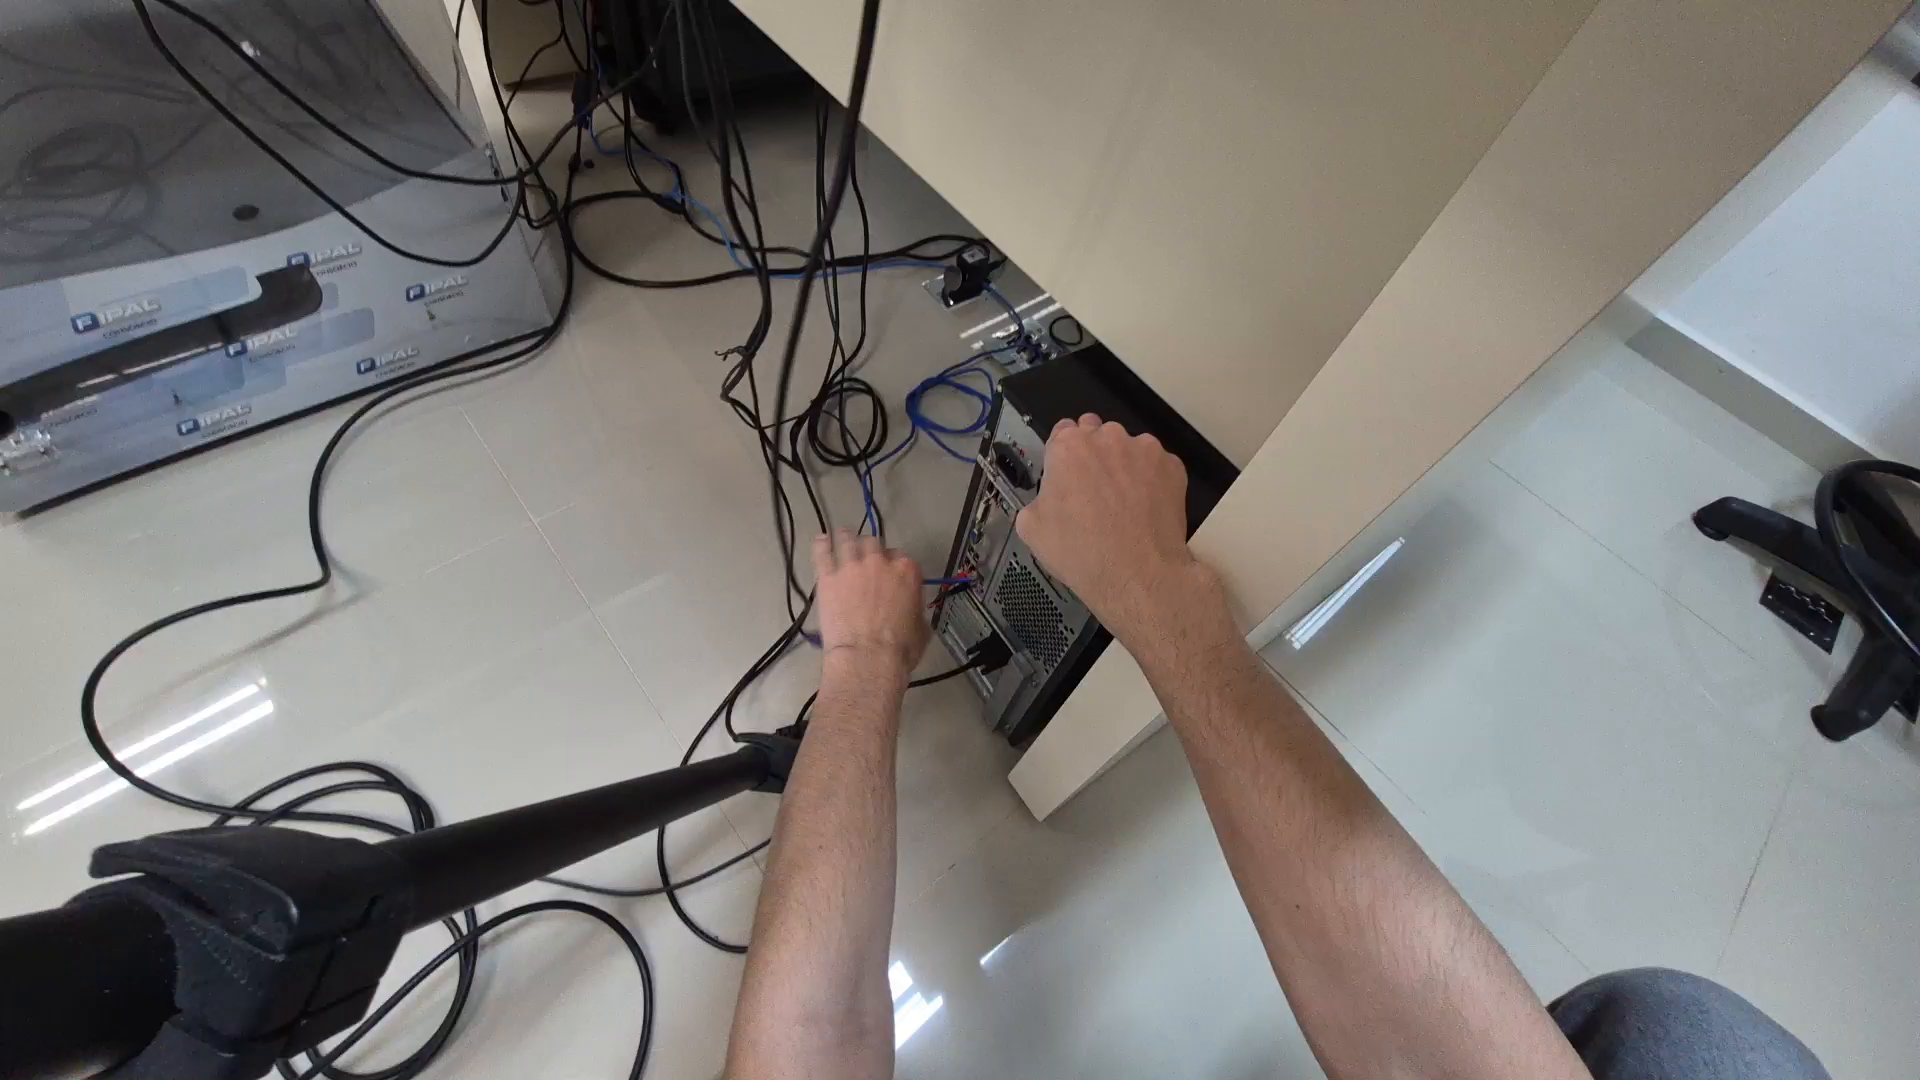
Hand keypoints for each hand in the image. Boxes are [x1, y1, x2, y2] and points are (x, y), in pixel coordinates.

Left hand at [812, 528, 930, 674]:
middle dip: (870, 548)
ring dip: (846, 538)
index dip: (894, 565)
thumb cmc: (900, 649)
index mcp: (907, 571)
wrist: (868, 658)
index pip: (902, 558)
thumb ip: (915, 609)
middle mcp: (880, 562)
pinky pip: (823, 552)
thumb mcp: (921, 627)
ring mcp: (852, 567)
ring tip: (842, 538)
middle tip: (866, 557)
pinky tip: (821, 540)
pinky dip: (822, 544)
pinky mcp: (828, 577)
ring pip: (848, 540)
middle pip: (874, 543)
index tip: (890, 573)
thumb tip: (910, 609)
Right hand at [1015, 414, 1224, 643]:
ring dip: (1123, 466)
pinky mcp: (1171, 466)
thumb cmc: (1086, 552)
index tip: (1066, 471)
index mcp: (1068, 448)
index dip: (1063, 454)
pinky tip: (1141, 508)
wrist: (1136, 574)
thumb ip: (1036, 498)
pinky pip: (1156, 465)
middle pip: (1097, 434)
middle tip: (1092, 490)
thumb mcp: (1031, 528)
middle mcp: (1106, 439)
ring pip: (1128, 448)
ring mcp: (1143, 450)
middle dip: (1094, 456)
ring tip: (1120, 504)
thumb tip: (1045, 500)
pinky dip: (1150, 480)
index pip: (1062, 431)